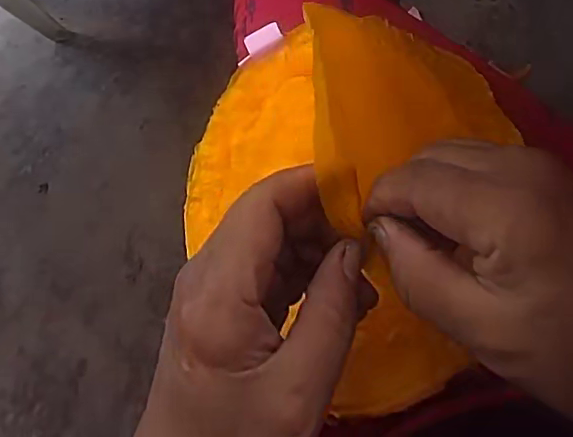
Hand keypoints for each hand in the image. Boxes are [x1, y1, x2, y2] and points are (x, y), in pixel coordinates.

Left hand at [136, 165, 376, 436]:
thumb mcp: (297, 391)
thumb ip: (331, 311)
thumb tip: (353, 245)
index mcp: (217, 288)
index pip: (265, 200)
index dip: (312, 182)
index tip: (360, 189)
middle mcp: (203, 274)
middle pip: (266, 215)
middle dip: (321, 219)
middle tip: (368, 246)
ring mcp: (205, 289)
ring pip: (268, 239)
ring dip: (315, 249)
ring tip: (359, 285)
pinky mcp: (214, 307)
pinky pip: (262, 268)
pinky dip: (300, 274)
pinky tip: (335, 299)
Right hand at [365, 141, 572, 435]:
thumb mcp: (487, 334)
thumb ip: (420, 276)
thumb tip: (383, 230)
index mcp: (502, 202)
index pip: (412, 178)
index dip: (380, 204)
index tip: (369, 241)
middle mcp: (518, 161)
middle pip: (431, 155)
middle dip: (404, 193)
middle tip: (401, 247)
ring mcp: (539, 159)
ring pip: (455, 151)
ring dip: (431, 185)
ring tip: (434, 241)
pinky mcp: (551, 167)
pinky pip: (483, 159)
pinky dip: (459, 183)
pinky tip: (469, 228)